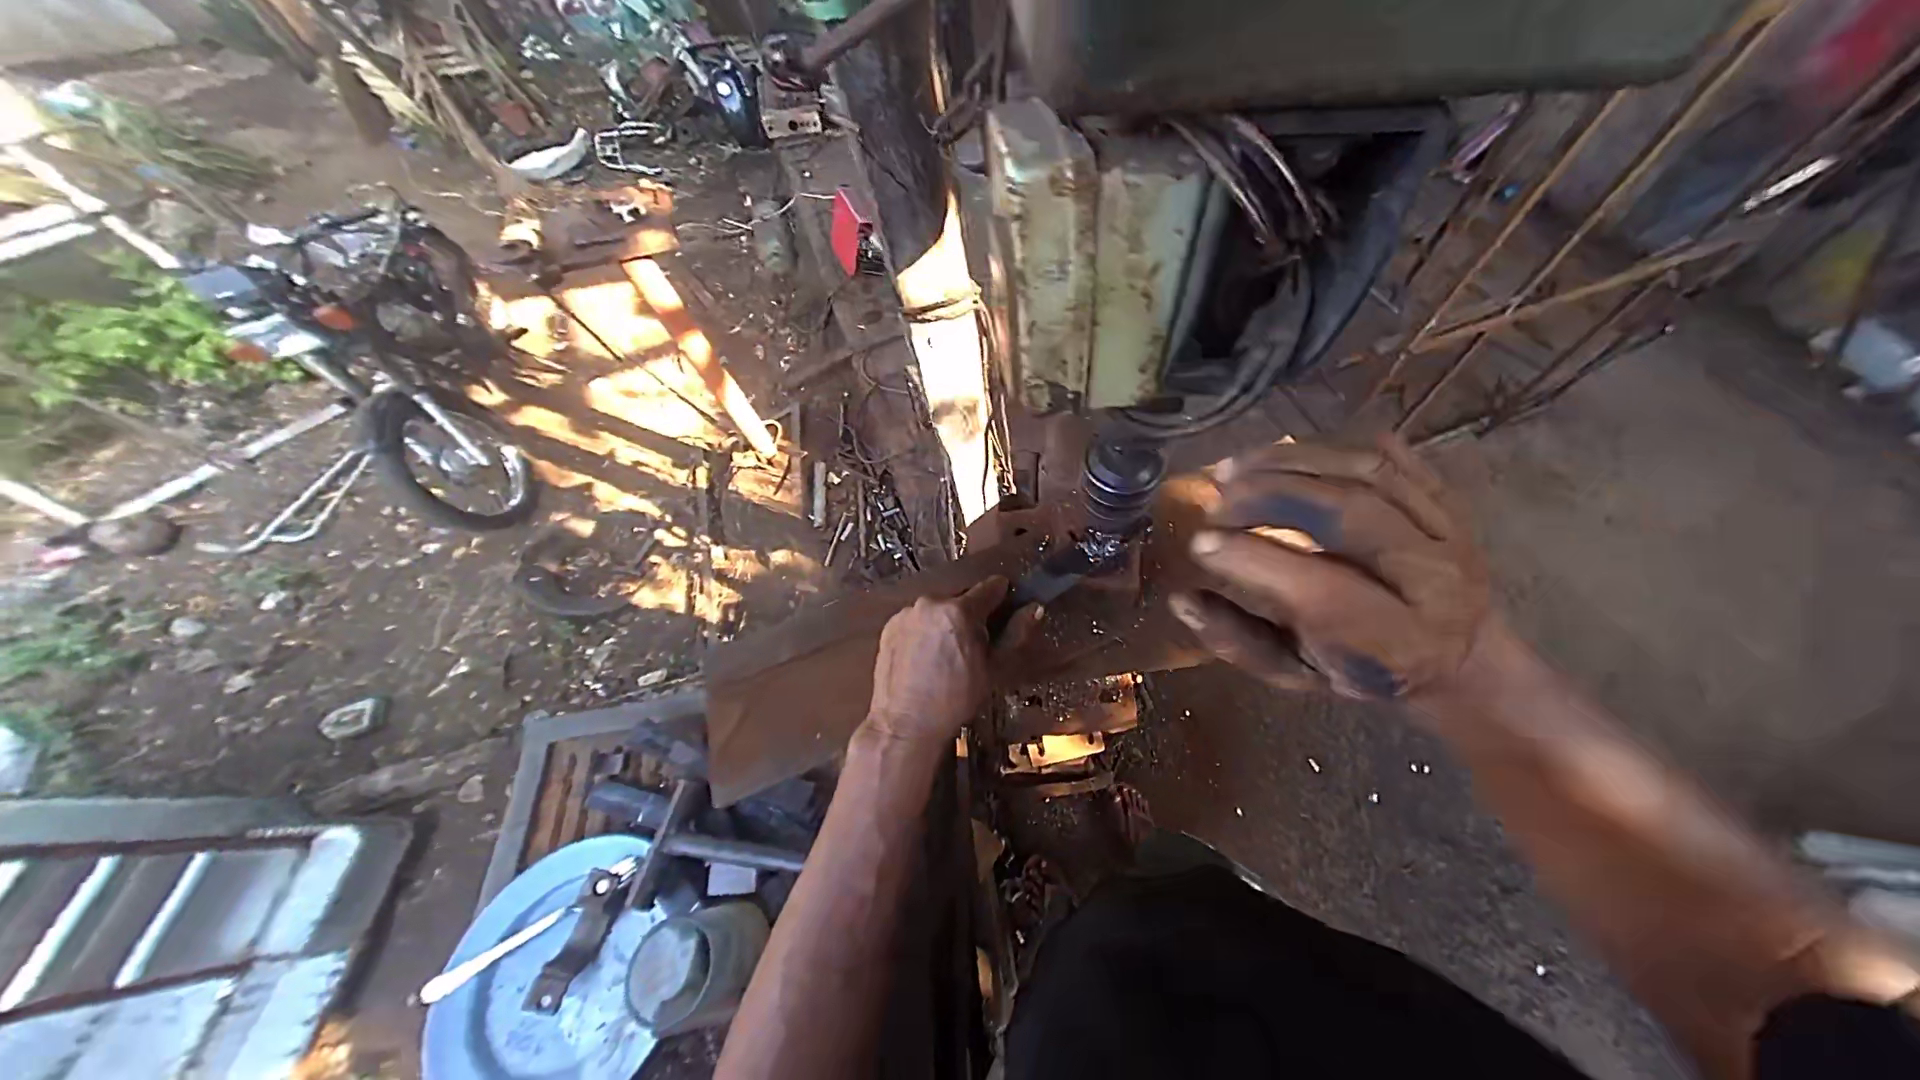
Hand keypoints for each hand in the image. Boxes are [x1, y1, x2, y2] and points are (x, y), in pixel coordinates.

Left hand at [865, 576, 1040, 745]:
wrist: (905, 724)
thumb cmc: (955, 700)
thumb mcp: (995, 669)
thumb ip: (1016, 633)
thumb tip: (1034, 608)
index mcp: (959, 610)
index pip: (990, 587)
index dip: (1003, 597)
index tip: (1006, 608)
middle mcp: (930, 603)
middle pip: (961, 599)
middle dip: (971, 616)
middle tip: (974, 647)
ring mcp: (906, 614)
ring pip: (937, 610)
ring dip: (946, 623)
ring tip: (947, 656)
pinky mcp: (890, 627)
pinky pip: (916, 621)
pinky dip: (924, 632)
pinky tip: (926, 659)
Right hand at [1170, 435, 1488, 700]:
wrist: (1458, 654)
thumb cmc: (1361, 670)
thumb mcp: (1296, 673)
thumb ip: (1239, 641)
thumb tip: (1182, 598)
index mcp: (1395, 639)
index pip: (1320, 589)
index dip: (1254, 560)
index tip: (1199, 542)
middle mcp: (1435, 578)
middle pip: (1348, 512)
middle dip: (1268, 496)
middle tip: (1215, 502)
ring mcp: (1449, 529)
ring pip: (1366, 470)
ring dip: (1288, 461)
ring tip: (1232, 470)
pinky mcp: (1449, 497)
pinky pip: (1389, 454)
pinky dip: (1326, 447)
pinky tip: (1279, 455)